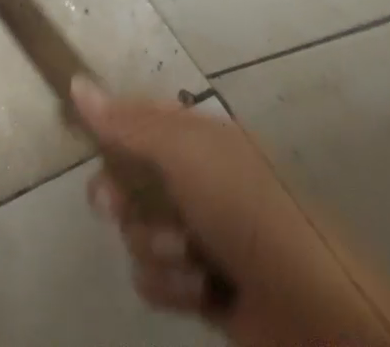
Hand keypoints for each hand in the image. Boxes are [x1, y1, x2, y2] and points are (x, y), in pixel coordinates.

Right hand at [71, 80, 389, 346]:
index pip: (138, 119)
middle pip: (125, 180)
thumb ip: (128, 123)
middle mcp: (197, 184)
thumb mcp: (186, 153)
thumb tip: (76, 83)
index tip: (87, 140)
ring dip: (152, 247)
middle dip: (118, 198)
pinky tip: (199, 290)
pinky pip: (153, 278)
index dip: (109, 128)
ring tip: (187, 258)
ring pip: (135, 232)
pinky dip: (170, 286)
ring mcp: (198, 237)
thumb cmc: (248, 211)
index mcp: (201, 142)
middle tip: (119, 207)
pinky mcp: (198, 286)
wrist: (313, 307)